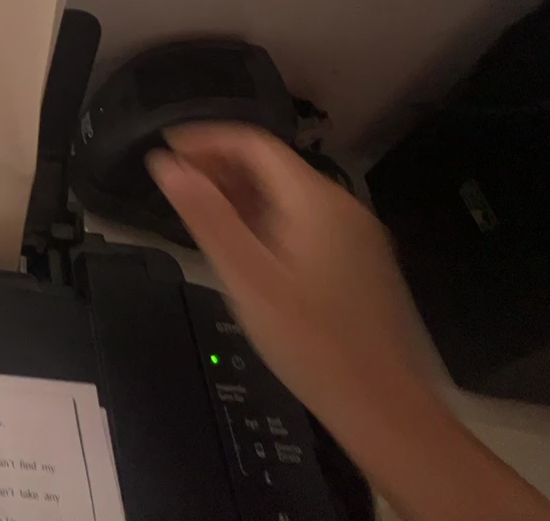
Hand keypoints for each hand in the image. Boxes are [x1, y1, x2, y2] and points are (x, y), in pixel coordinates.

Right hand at [147, 123, 442, 438]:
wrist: (384, 411)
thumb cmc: (312, 344)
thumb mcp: (246, 276)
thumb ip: (205, 215)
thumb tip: (165, 165)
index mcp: (316, 202)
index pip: (253, 143)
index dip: (205, 138)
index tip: (165, 148)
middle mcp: (340, 207)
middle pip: (270, 164)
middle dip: (217, 163)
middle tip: (174, 180)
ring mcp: (351, 234)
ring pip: (283, 190)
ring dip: (236, 188)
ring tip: (194, 206)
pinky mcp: (353, 259)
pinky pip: (297, 216)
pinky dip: (259, 213)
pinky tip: (236, 238)